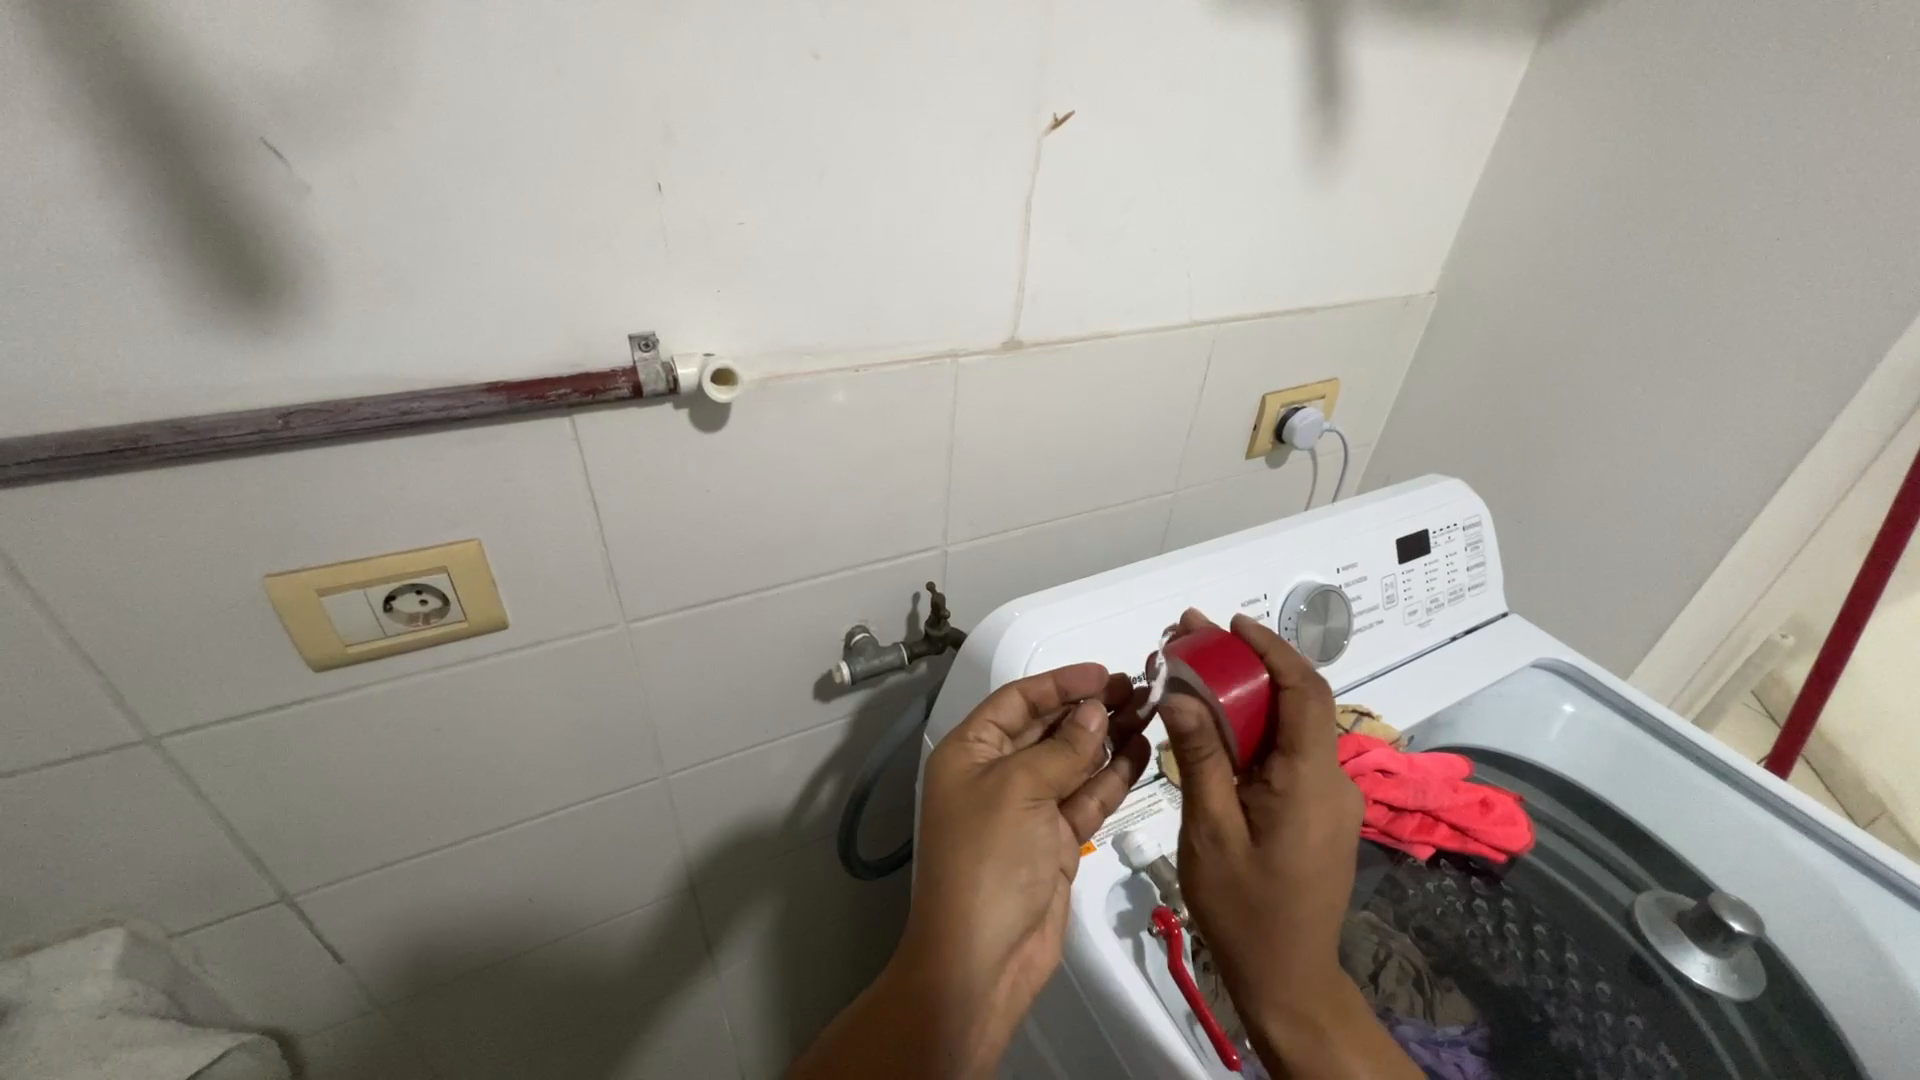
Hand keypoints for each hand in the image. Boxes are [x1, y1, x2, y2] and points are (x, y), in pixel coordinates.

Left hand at [792, 664, 1147, 1079]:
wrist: (982, 960)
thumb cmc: (987, 860)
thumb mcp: (1019, 790)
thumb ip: (1062, 748)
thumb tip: (1095, 711)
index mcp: (970, 752)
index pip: (1017, 701)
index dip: (1059, 683)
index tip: (1101, 672)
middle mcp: (997, 774)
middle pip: (1047, 728)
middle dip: (1089, 708)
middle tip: (1136, 688)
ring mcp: (1028, 809)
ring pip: (1073, 761)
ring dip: (1108, 737)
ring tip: (1150, 710)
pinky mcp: (1056, 841)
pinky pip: (1086, 797)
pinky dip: (1112, 776)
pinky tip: (1141, 750)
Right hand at [1159, 610, 1419, 1079]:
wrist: (1286, 977)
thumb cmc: (1244, 907)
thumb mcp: (1209, 829)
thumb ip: (1200, 757)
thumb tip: (1180, 694)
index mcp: (1310, 780)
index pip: (1304, 691)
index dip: (1271, 649)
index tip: (1230, 623)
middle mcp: (1330, 779)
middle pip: (1294, 702)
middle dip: (1244, 665)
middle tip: (1189, 642)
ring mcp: (1327, 796)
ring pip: (1288, 726)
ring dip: (1244, 695)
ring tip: (1190, 675)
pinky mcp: (1315, 810)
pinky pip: (1284, 753)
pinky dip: (1250, 728)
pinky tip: (1211, 725)